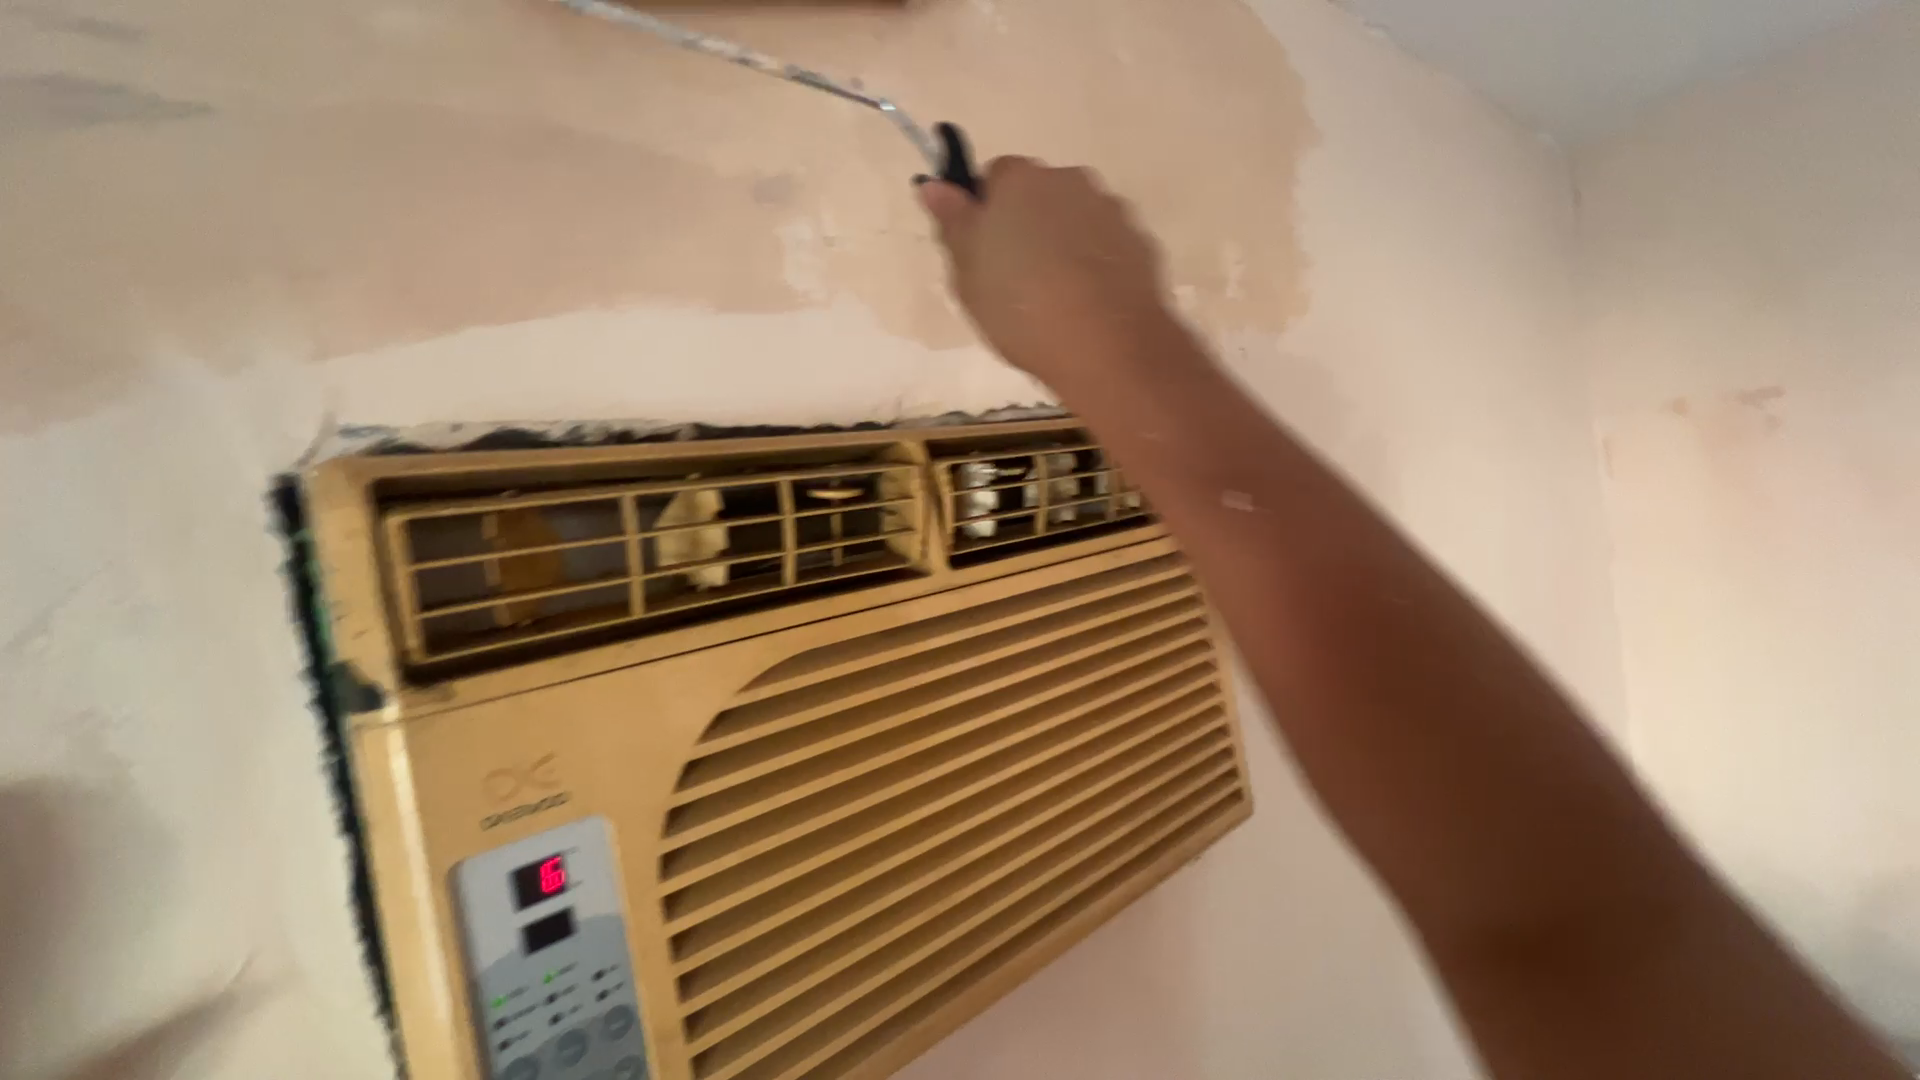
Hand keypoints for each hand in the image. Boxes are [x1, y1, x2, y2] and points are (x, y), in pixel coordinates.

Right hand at [918, 157, 1189, 390]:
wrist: (1107, 346)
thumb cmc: (1021, 309)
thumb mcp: (968, 274)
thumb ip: (953, 224)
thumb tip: (933, 185)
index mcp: (1020, 181)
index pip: (995, 176)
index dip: (986, 212)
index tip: (984, 252)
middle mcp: (1070, 180)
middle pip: (1041, 195)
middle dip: (1028, 225)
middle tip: (1015, 280)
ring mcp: (1111, 210)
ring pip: (1077, 219)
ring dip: (1065, 244)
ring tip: (1056, 298)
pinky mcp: (1141, 244)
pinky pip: (1108, 247)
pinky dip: (1097, 265)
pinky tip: (1088, 305)